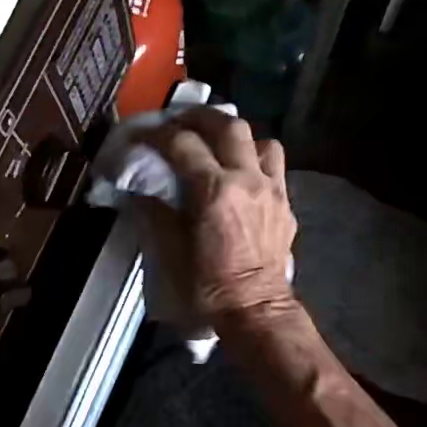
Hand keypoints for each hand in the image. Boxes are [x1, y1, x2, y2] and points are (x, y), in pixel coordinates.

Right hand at [142, 107, 297, 324]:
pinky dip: (255, 158)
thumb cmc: (208, 287)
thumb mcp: (171, 253)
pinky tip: (242, 173)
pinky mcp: (286, 203)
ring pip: (260, 139)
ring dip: (237, 135)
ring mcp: (272, 189)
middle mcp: (247, 180)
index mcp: (214, 192)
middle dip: (201, 116)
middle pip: (228, 126)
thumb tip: (142, 193)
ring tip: (218, 143)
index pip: (182, 144)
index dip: (157, 134)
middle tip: (180, 120)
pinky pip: (274, 165)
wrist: (256, 310)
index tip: (141, 134)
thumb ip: (157, 215)